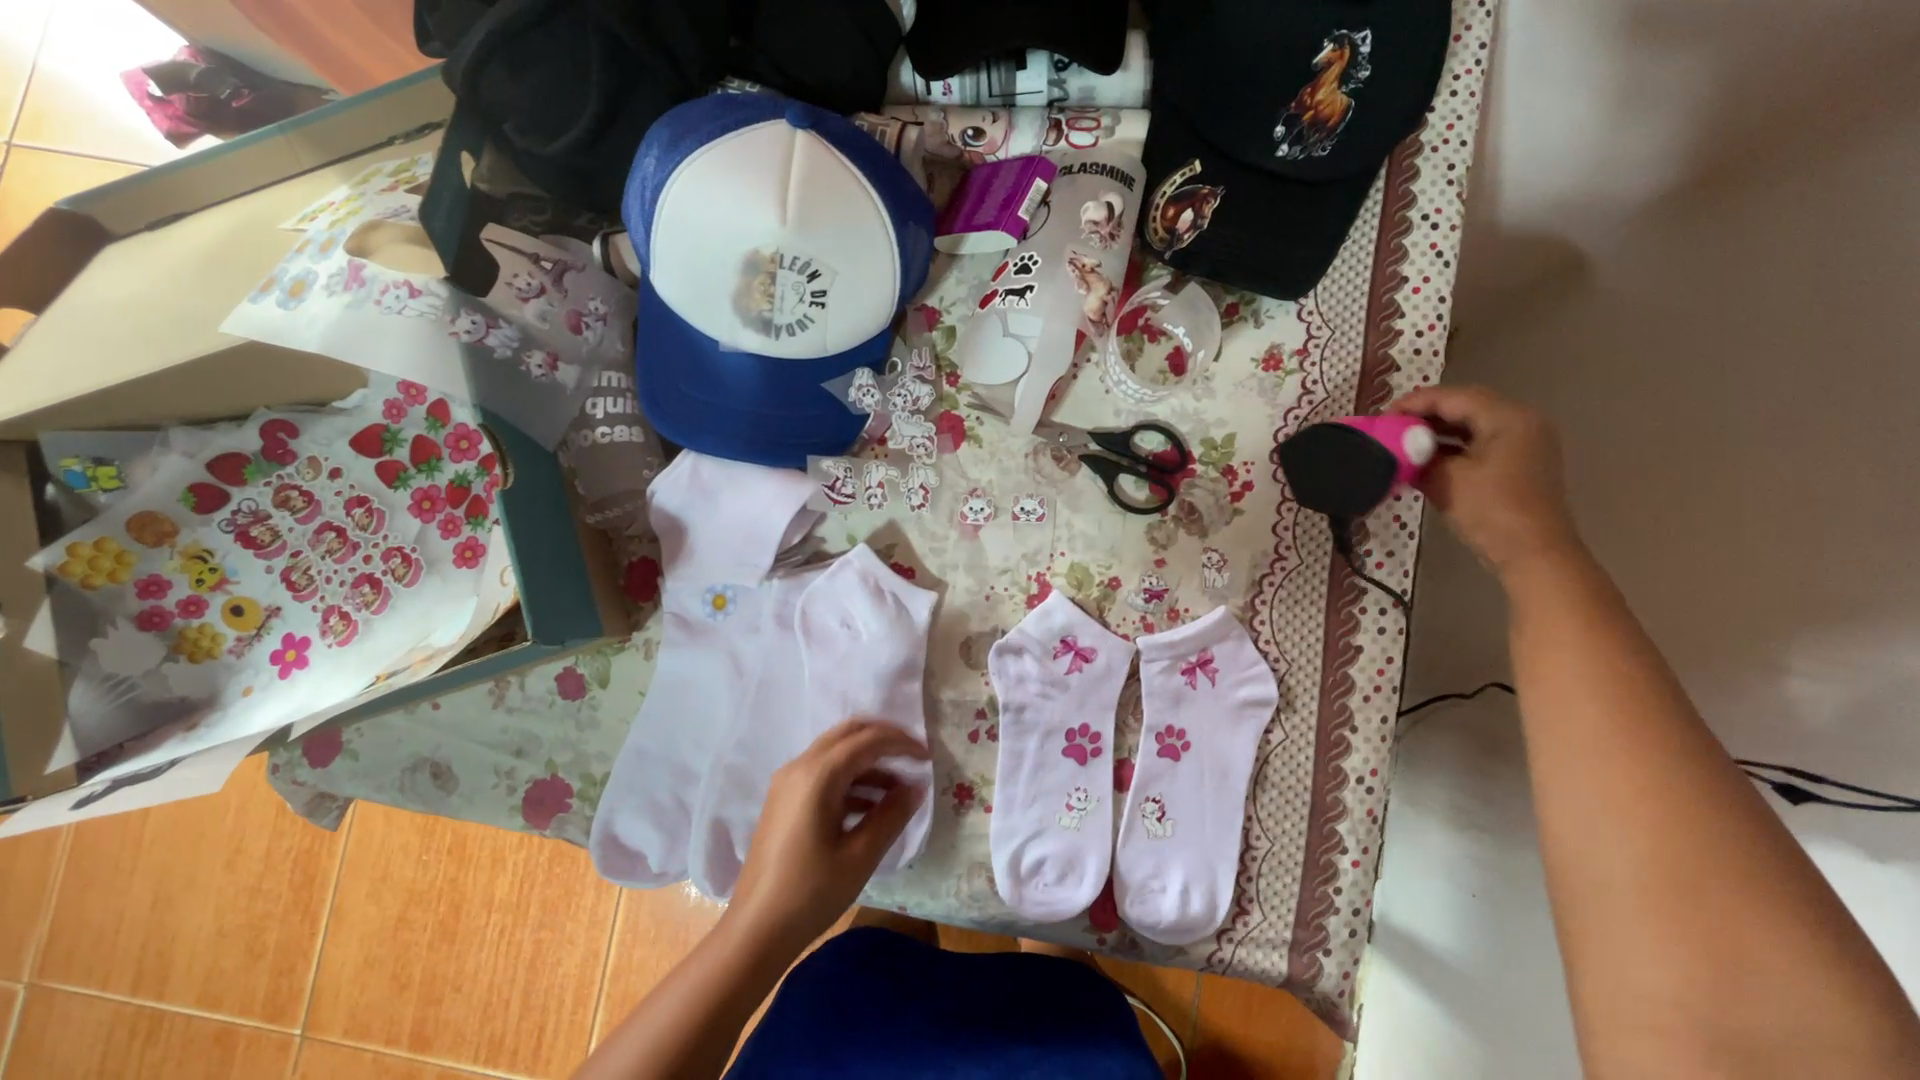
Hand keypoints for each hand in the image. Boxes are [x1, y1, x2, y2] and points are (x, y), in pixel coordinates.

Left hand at [725, 719, 927, 950]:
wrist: (756, 929)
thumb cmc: (811, 893)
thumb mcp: (860, 855)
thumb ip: (892, 815)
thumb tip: (916, 786)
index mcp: (817, 776)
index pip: (867, 740)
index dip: (902, 743)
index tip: (929, 758)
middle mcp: (798, 768)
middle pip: (847, 735)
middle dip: (884, 739)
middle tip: (915, 757)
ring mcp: (786, 783)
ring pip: (835, 753)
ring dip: (868, 762)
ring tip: (899, 791)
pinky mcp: (783, 801)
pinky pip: (823, 774)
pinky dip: (850, 780)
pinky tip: (871, 808)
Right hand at [1388, 385, 1580, 575]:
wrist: (1535, 555)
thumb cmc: (1492, 512)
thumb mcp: (1447, 480)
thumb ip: (1419, 456)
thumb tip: (1396, 448)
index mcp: (1508, 417)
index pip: (1453, 397)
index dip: (1414, 403)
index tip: (1381, 417)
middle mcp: (1522, 421)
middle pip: (1466, 407)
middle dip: (1425, 415)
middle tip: (1390, 427)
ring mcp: (1525, 443)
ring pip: (1473, 426)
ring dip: (1438, 432)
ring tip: (1403, 443)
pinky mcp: (1521, 463)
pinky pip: (1481, 444)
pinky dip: (1453, 448)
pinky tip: (1427, 459)